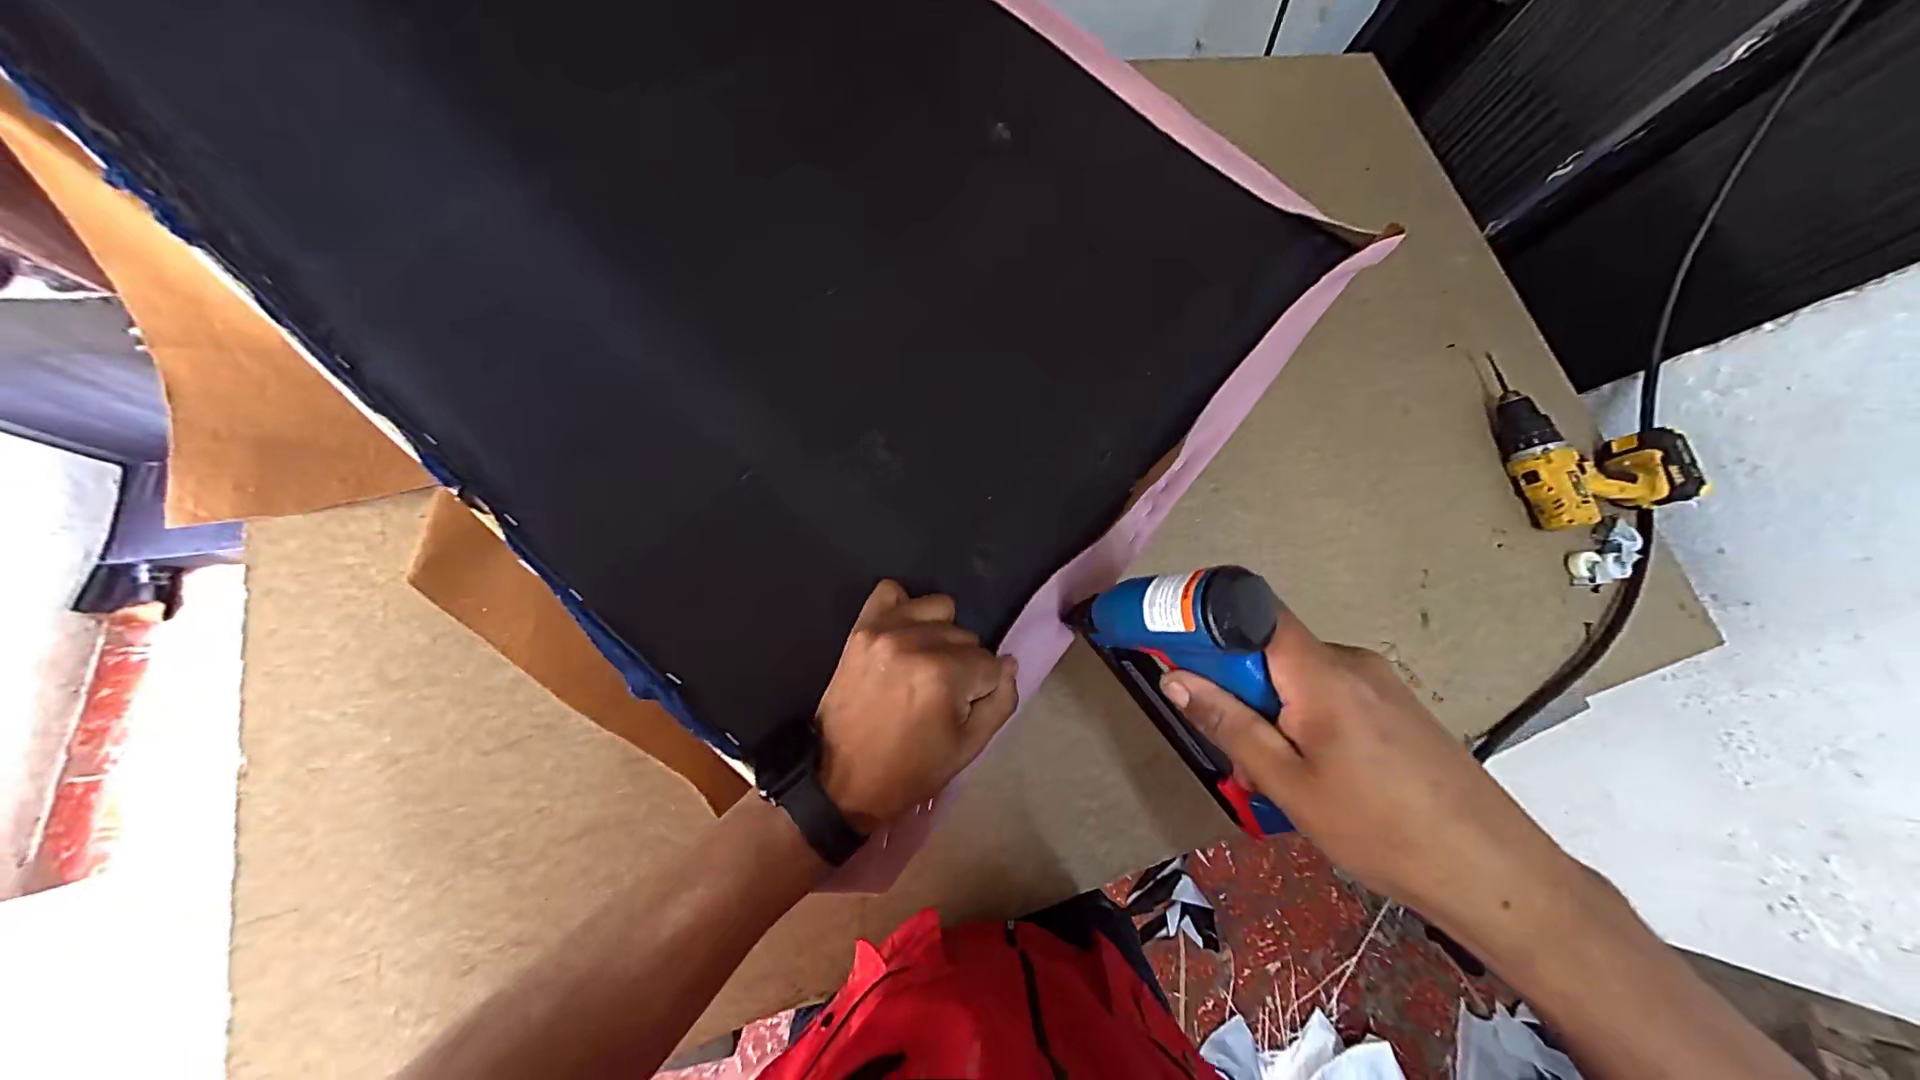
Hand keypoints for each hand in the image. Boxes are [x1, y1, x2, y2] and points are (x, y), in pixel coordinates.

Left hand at [814, 580, 1019, 831]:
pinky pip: (890, 592)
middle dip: (963, 664)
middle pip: (966, 637)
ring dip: (939, 635)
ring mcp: (883, 632)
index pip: (990, 663)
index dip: (981, 689)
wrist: (843, 780)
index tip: (960, 710)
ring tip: (923, 663)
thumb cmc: (911, 770)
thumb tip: (1008, 663)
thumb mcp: (970, 747)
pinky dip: (903, 608)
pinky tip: (904, 636)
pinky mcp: (860, 629)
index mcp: (943, 676)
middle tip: (939, 695)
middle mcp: (914, 643)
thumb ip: (1001, 700)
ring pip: (939, 611)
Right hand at [1159, 612, 1578, 923]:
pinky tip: (1315, 775)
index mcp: (1323, 673)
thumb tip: (1174, 678)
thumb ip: (1228, 724)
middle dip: (1239, 691)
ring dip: (1271, 713)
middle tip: (1236, 750)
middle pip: (1272, 651)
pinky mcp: (1396, 707)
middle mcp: (1352, 663)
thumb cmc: (1381, 829)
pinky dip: (1303, 721)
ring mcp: (1380, 684)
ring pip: (1298, 678)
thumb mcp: (1288, 783)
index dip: (1209, 621)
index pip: (1255, 612)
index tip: (1177, 653)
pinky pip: (1329, 696)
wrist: (1497, 876)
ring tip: (1276, 776)